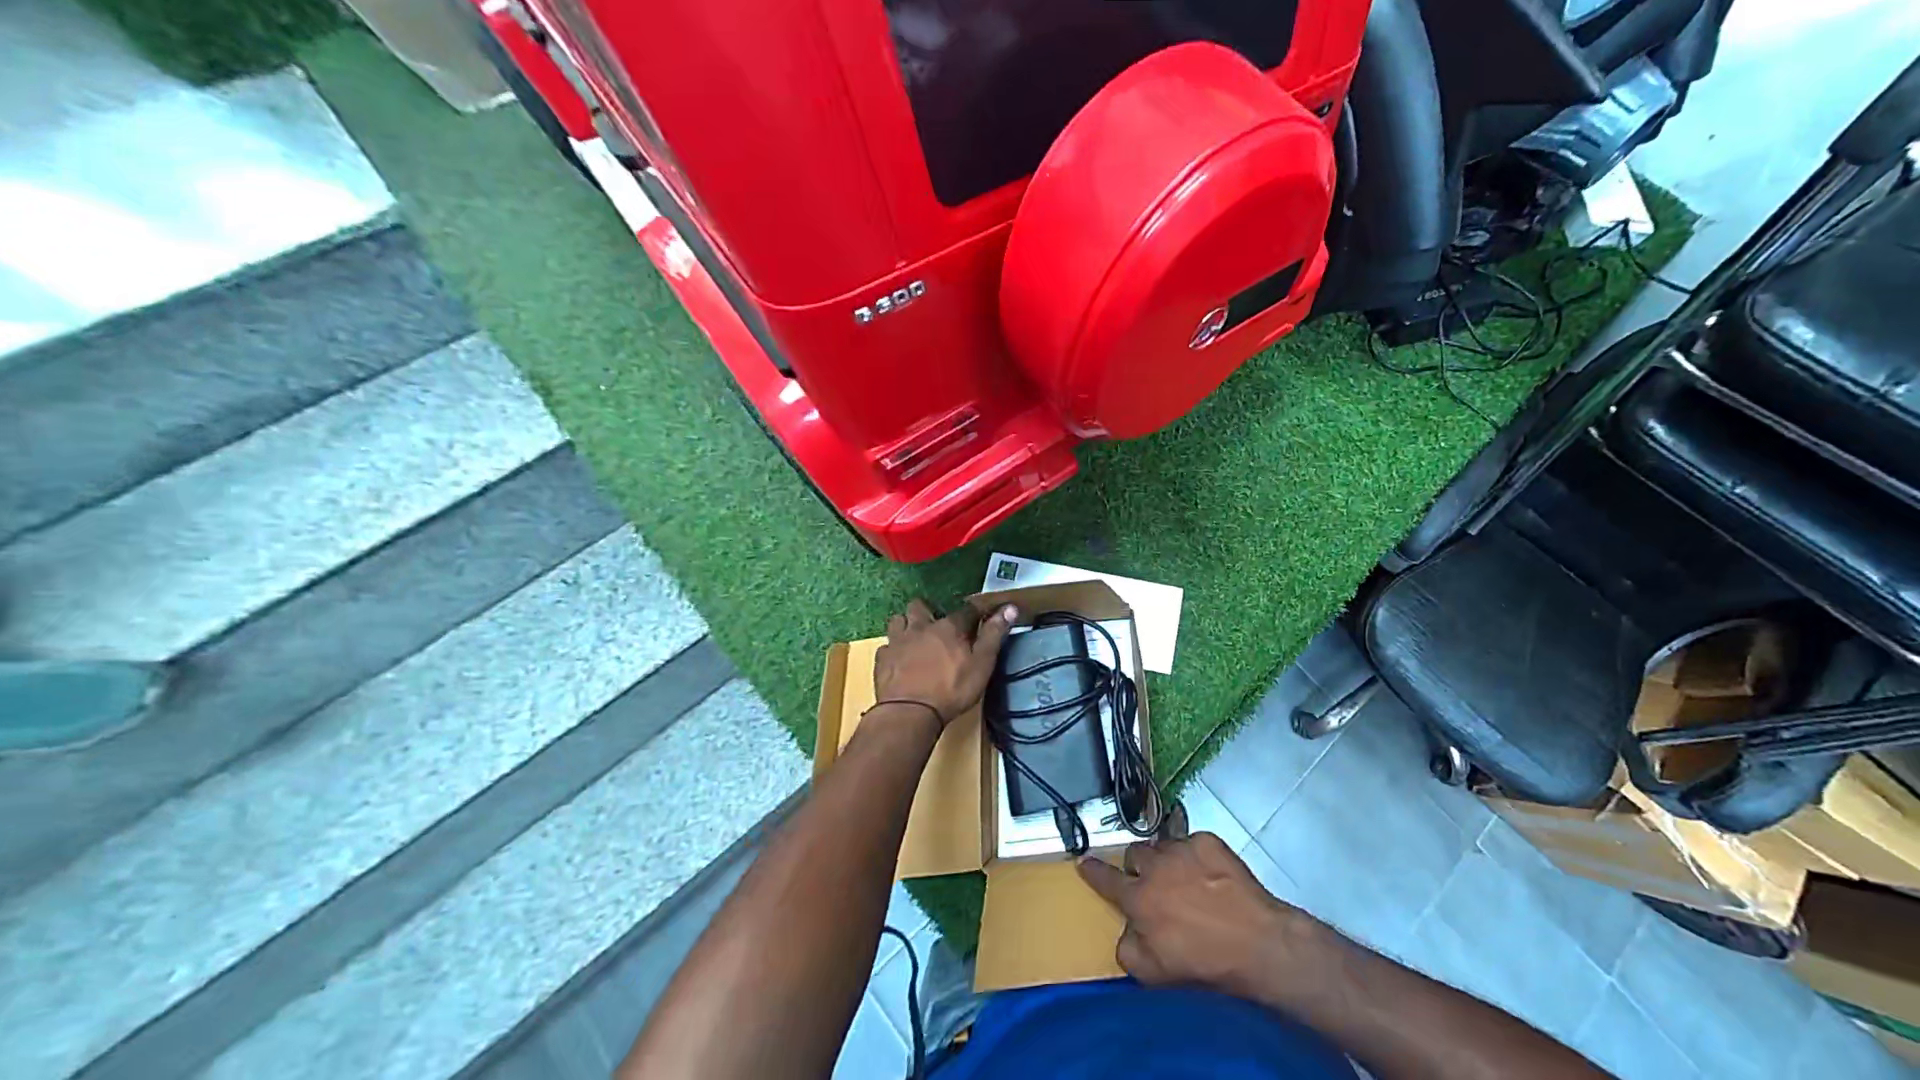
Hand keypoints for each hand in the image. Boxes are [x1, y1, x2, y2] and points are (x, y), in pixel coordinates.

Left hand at [873, 599, 1017, 723]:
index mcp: (948, 627)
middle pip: (920, 606)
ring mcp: (897, 642)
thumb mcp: (982, 664)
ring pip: (898, 620)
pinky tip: (898, 660)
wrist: (910, 712)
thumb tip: (1009, 608)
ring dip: (906, 625)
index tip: (981, 615)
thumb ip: (994, 635)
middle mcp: (920, 627)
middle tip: (936, 625)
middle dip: (928, 611)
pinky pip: (886, 647)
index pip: (966, 610)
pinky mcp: (882, 659)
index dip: (975, 611)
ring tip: (914, 637)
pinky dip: (893, 650)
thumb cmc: (952, 690)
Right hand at [1078, 830, 1330, 1000]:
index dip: (1092, 871)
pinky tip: (1212, 875)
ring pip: (1163, 846)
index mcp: (1138, 898)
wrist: (1260, 944)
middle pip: (1134, 855)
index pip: (1105, 879)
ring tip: (1185, 879)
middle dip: (1139, 866)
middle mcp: (1155, 867)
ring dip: (1167, 859)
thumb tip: (1125, 933)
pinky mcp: (1209, 842)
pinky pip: (1193, 842)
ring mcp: (1182, 850)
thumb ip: (1127, 950)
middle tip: (1154, 883)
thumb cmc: (1205, 963)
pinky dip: (1197, 855)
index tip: (1084, 862)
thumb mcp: (1154, 974)